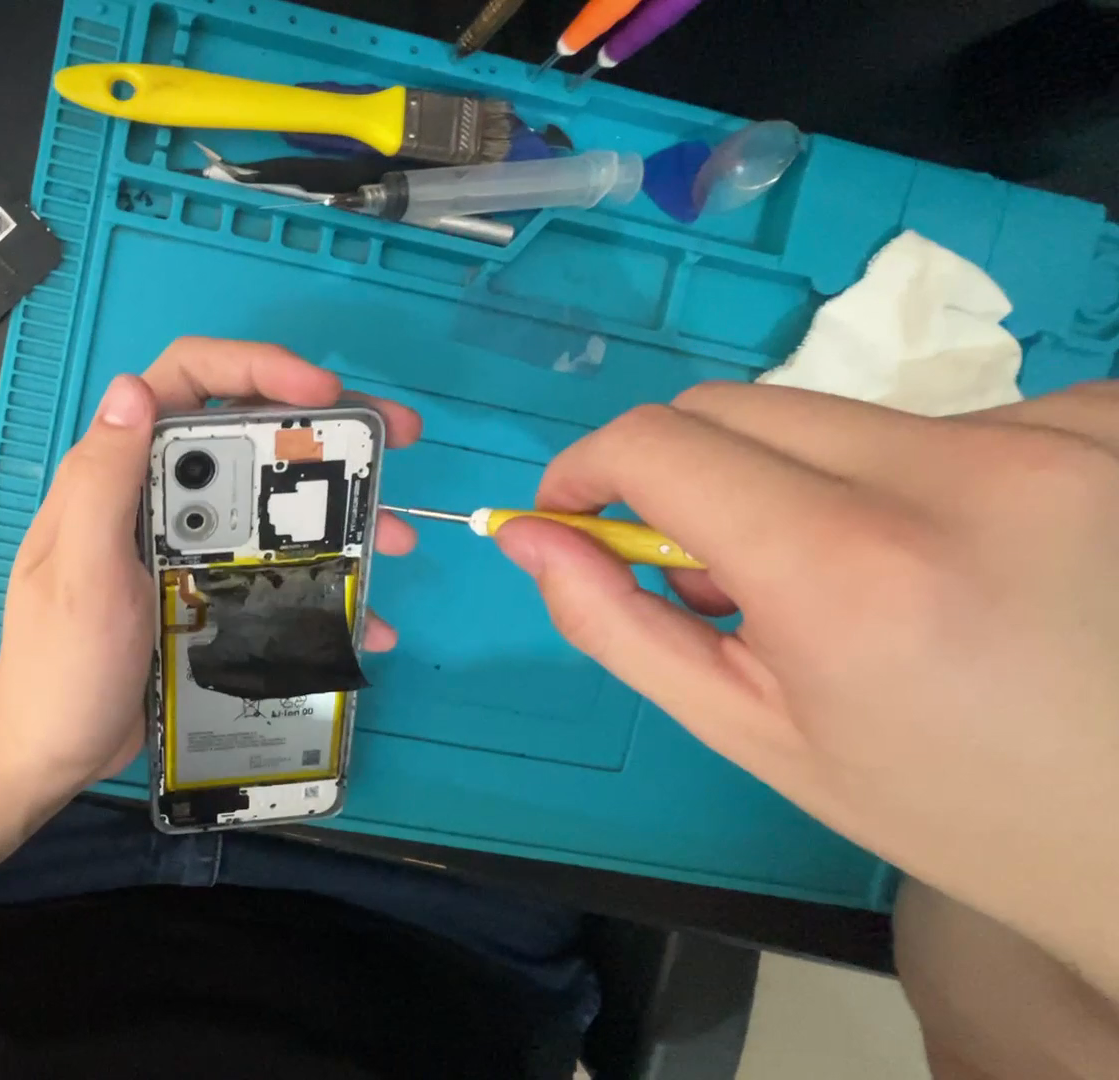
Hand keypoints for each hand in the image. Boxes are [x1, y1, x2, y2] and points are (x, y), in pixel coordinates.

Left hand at [0, 337, 421, 794]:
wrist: (58, 748)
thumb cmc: (62, 662)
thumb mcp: (81, 570)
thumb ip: (103, 479)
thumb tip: (134, 386)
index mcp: (121, 473)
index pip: (186, 382)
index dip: (255, 366)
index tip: (323, 390)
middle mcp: (160, 495)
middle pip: (249, 435)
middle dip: (326, 431)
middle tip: (395, 439)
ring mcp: (190, 544)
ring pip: (273, 504)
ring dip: (338, 511)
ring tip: (394, 536)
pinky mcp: (213, 590)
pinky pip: (277, 569)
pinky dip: (324, 583)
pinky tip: (364, 613)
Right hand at [495, 380, 1118, 982]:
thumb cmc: (943, 799)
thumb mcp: (744, 726)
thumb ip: (612, 619)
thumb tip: (526, 535)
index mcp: (846, 566)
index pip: (655, 443)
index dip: (587, 469)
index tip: (576, 514)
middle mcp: (962, 470)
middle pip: (726, 410)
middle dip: (675, 475)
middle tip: (705, 566)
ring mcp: (1063, 432)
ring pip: (819, 416)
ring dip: (784, 481)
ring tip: (840, 574)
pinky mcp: (1117, 418)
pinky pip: (922, 420)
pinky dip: (887, 475)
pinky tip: (942, 550)